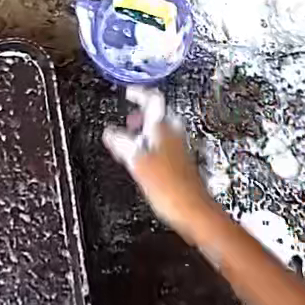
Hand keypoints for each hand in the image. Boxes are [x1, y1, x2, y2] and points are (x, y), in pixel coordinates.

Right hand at [102, 85, 223, 238]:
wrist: (195, 212)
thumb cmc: (169, 187)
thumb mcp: (136, 161)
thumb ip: (121, 143)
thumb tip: (110, 133)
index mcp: (163, 128)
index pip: (152, 99)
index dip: (139, 93)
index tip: (129, 92)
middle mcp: (174, 134)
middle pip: (158, 115)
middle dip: (142, 114)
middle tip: (129, 118)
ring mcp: (180, 148)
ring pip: (161, 130)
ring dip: (146, 131)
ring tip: (133, 139)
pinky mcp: (182, 163)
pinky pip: (164, 146)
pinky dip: (152, 146)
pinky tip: (144, 158)